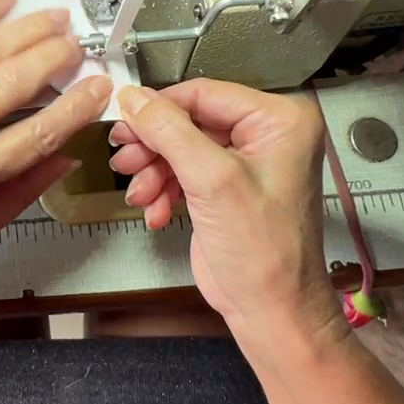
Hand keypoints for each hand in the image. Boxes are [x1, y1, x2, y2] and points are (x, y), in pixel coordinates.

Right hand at [109, 81, 342, 346]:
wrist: (269, 310)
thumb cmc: (265, 253)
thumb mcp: (211, 180)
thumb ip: (169, 132)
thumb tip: (134, 98)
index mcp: (280, 120)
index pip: (204, 93)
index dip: (159, 108)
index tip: (124, 118)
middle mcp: (266, 135)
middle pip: (188, 121)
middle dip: (153, 145)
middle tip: (125, 157)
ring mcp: (244, 162)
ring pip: (179, 147)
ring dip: (153, 170)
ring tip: (139, 191)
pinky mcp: (225, 187)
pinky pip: (182, 172)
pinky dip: (162, 189)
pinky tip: (154, 209)